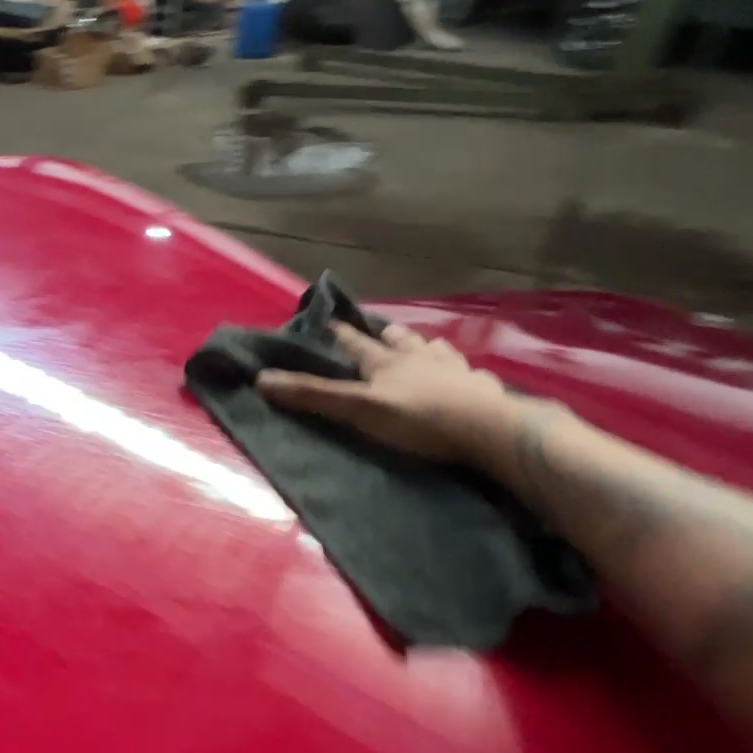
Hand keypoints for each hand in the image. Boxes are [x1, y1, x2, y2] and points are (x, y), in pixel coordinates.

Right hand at [255, 322, 521, 466]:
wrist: (491, 431)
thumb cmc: (418, 418)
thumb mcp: (357, 408)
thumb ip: (313, 395)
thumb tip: (261, 379)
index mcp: (388, 362)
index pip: (356, 343)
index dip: (339, 333)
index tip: (325, 320)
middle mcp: (422, 359)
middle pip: (402, 341)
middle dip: (387, 336)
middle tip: (381, 331)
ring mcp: (457, 373)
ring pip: (439, 352)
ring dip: (428, 349)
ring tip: (425, 348)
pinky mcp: (484, 392)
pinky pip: (473, 377)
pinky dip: (465, 375)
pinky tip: (469, 378)